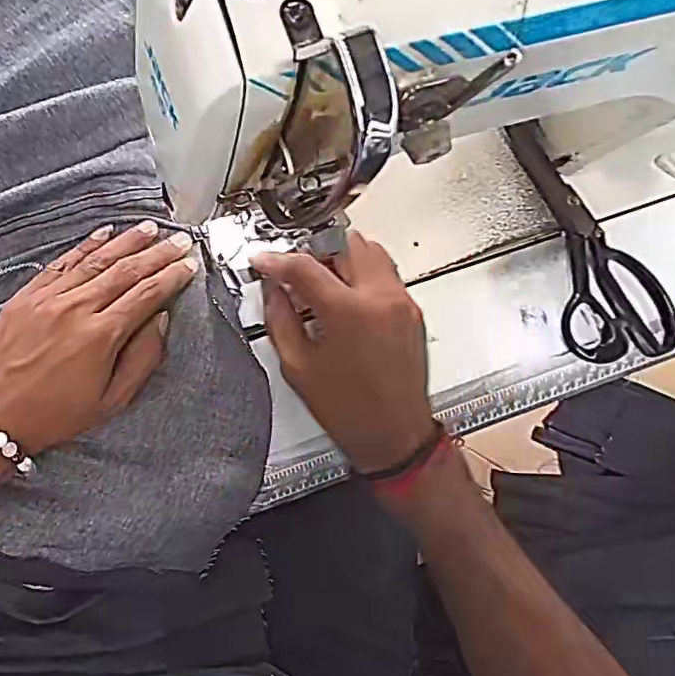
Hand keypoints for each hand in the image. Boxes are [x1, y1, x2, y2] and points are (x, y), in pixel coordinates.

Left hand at [0, 220, 198, 499]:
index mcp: (100, 337)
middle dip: (157, 253)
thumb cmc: (55, 414)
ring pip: (96, 260)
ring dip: (127, 241)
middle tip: (179, 240)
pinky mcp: (27, 296)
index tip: (188, 264)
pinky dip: (86, 245)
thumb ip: (142, 359)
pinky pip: (62, 262)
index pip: (146, 294)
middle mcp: (75, 309)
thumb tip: (161, 320)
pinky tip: (104, 233)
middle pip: (125, 271)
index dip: (171, 276)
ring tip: (149, 229)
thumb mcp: (111, 401)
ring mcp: (48, 299)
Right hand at [251, 230, 436, 473]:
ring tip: (318, 278)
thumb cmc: (349, 410)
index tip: (263, 261)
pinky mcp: (411, 309)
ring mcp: (401, 302)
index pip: (305, 265)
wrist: (394, 433)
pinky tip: (341, 295)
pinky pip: (384, 271)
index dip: (276, 259)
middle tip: (293, 266)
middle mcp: (381, 299)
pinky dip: (359, 271)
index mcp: (348, 313)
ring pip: (369, 249)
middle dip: (312, 248)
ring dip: (339, 255)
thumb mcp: (297, 365)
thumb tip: (272, 289)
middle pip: (344, 242)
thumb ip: (279, 317)